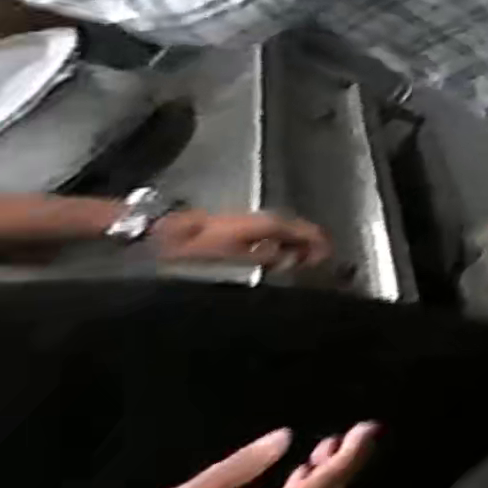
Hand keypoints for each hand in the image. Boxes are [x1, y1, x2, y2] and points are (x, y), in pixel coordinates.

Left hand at [150, 210, 332, 270]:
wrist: (163, 232)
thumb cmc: (199, 244)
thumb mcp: (234, 255)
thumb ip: (268, 257)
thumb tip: (293, 260)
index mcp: (276, 224)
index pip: (313, 233)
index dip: (323, 248)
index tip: (324, 265)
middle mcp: (273, 218)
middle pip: (305, 232)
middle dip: (313, 248)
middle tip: (312, 268)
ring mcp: (260, 221)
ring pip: (292, 233)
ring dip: (299, 248)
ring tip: (296, 267)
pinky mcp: (248, 226)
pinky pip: (279, 235)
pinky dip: (285, 246)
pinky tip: (277, 259)